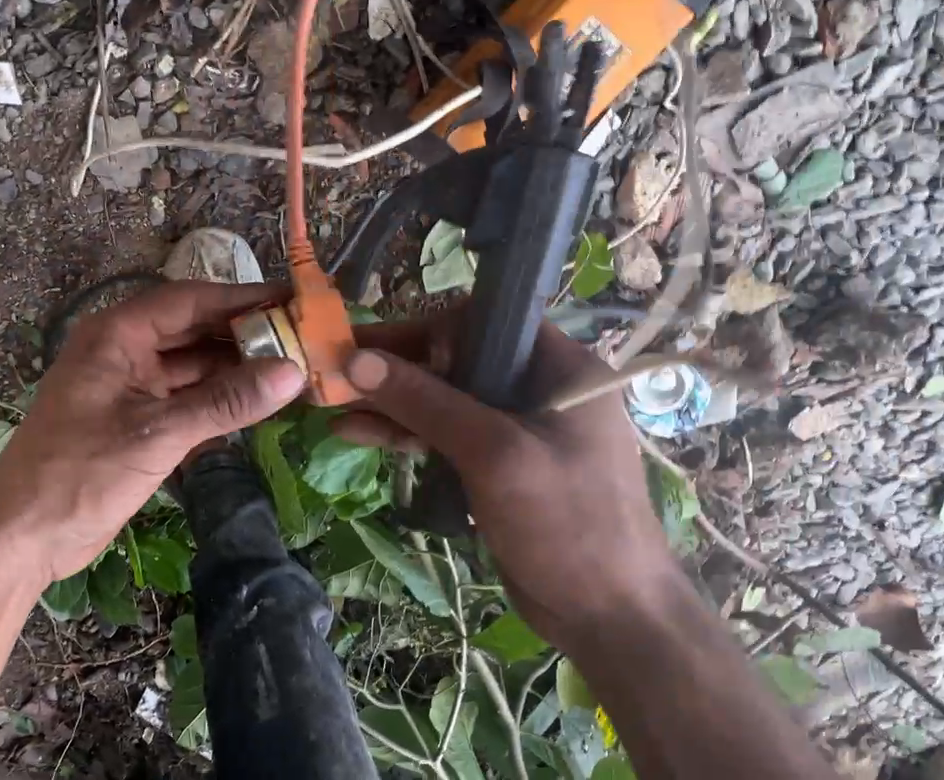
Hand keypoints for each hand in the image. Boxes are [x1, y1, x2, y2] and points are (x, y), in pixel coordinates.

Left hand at [0, 281, 305, 584]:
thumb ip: (225, 402)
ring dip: (235, 370)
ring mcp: (128, 386)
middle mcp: (123, 350)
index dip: (242, 298)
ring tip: (294, 370)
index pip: (189, 300)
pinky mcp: (136, 421)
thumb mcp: (157, 434)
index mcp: (116, 334)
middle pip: (193, 330)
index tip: (293, 299)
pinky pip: (185, 398)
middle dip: (244, 334)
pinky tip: (259, 405)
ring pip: (192, 366)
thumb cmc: (80, 473)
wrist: (23, 535)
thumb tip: (292, 372)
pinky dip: (218, 401)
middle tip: (303, 338)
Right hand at [336, 323, 688, 654]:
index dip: (427, 328)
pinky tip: (355, 433)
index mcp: (560, 368)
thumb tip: (355, 359)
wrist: (611, 621)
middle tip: (337, 371)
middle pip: (454, 360)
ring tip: (332, 405)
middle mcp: (539, 389)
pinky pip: (443, 435)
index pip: (485, 322)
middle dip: (394, 369)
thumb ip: (424, 402)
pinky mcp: (497, 466)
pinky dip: (403, 433)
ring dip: (389, 403)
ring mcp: (517, 429)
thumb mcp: (493, 453)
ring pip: (442, 399)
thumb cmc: (568, 524)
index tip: (374, 344)